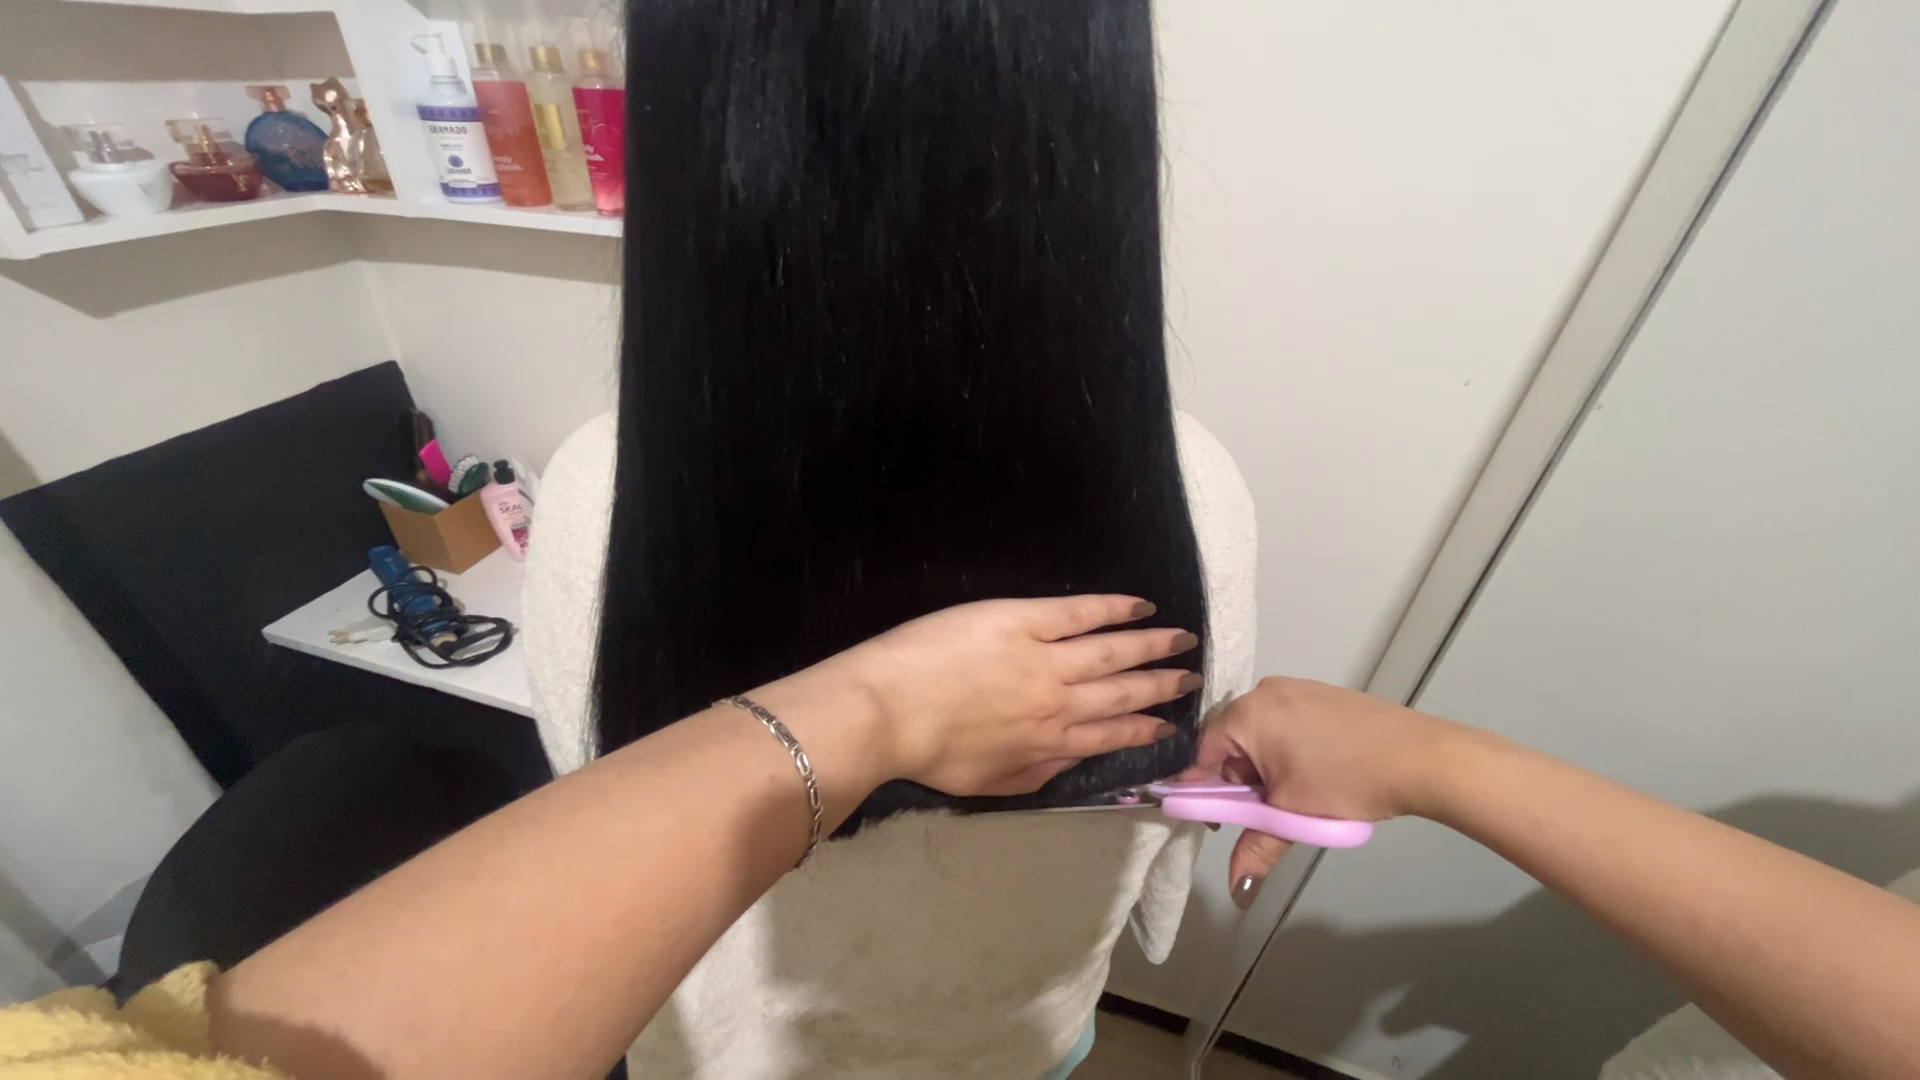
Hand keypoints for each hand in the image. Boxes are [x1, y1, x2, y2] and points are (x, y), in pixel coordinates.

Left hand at [768, 595, 1202, 797]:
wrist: (887, 709)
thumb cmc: (927, 750)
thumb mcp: (985, 784)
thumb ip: (1034, 776)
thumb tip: (1068, 766)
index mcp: (1047, 742)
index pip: (1108, 736)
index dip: (1144, 729)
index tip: (1169, 724)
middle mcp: (1059, 702)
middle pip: (1122, 692)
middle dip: (1161, 686)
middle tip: (1191, 678)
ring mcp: (1045, 658)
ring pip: (1113, 650)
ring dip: (1151, 646)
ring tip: (1181, 640)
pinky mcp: (1024, 620)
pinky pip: (1080, 612)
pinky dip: (1113, 608)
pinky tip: (1139, 606)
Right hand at [1196, 676, 1460, 906]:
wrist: (1421, 757)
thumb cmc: (1345, 780)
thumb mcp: (1293, 815)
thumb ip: (1257, 847)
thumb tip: (1237, 890)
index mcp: (1245, 713)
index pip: (1203, 750)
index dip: (1205, 786)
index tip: (1219, 816)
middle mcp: (1263, 691)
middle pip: (1231, 740)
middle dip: (1241, 778)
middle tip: (1266, 808)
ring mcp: (1295, 687)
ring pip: (1260, 731)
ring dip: (1266, 764)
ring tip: (1296, 793)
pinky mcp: (1320, 692)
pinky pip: (1286, 721)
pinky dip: (1289, 747)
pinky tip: (1318, 770)